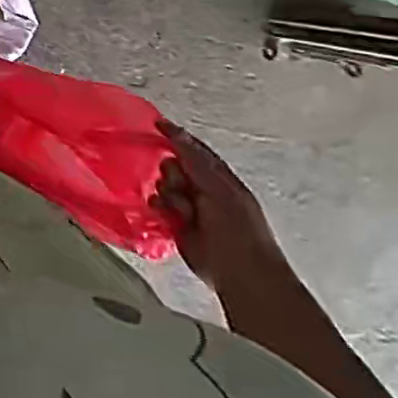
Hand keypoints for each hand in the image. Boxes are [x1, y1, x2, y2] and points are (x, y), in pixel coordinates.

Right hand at [151, 120, 290, 293]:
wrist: (241, 274)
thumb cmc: (238, 228)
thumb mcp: (219, 187)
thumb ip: (196, 160)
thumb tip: (177, 132)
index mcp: (218, 176)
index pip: (193, 149)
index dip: (176, 136)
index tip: (156, 124)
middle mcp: (202, 189)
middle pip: (173, 165)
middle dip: (173, 173)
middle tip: (181, 186)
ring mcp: (189, 207)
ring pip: (164, 185)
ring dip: (168, 193)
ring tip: (182, 211)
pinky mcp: (176, 225)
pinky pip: (159, 206)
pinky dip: (160, 206)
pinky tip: (166, 214)